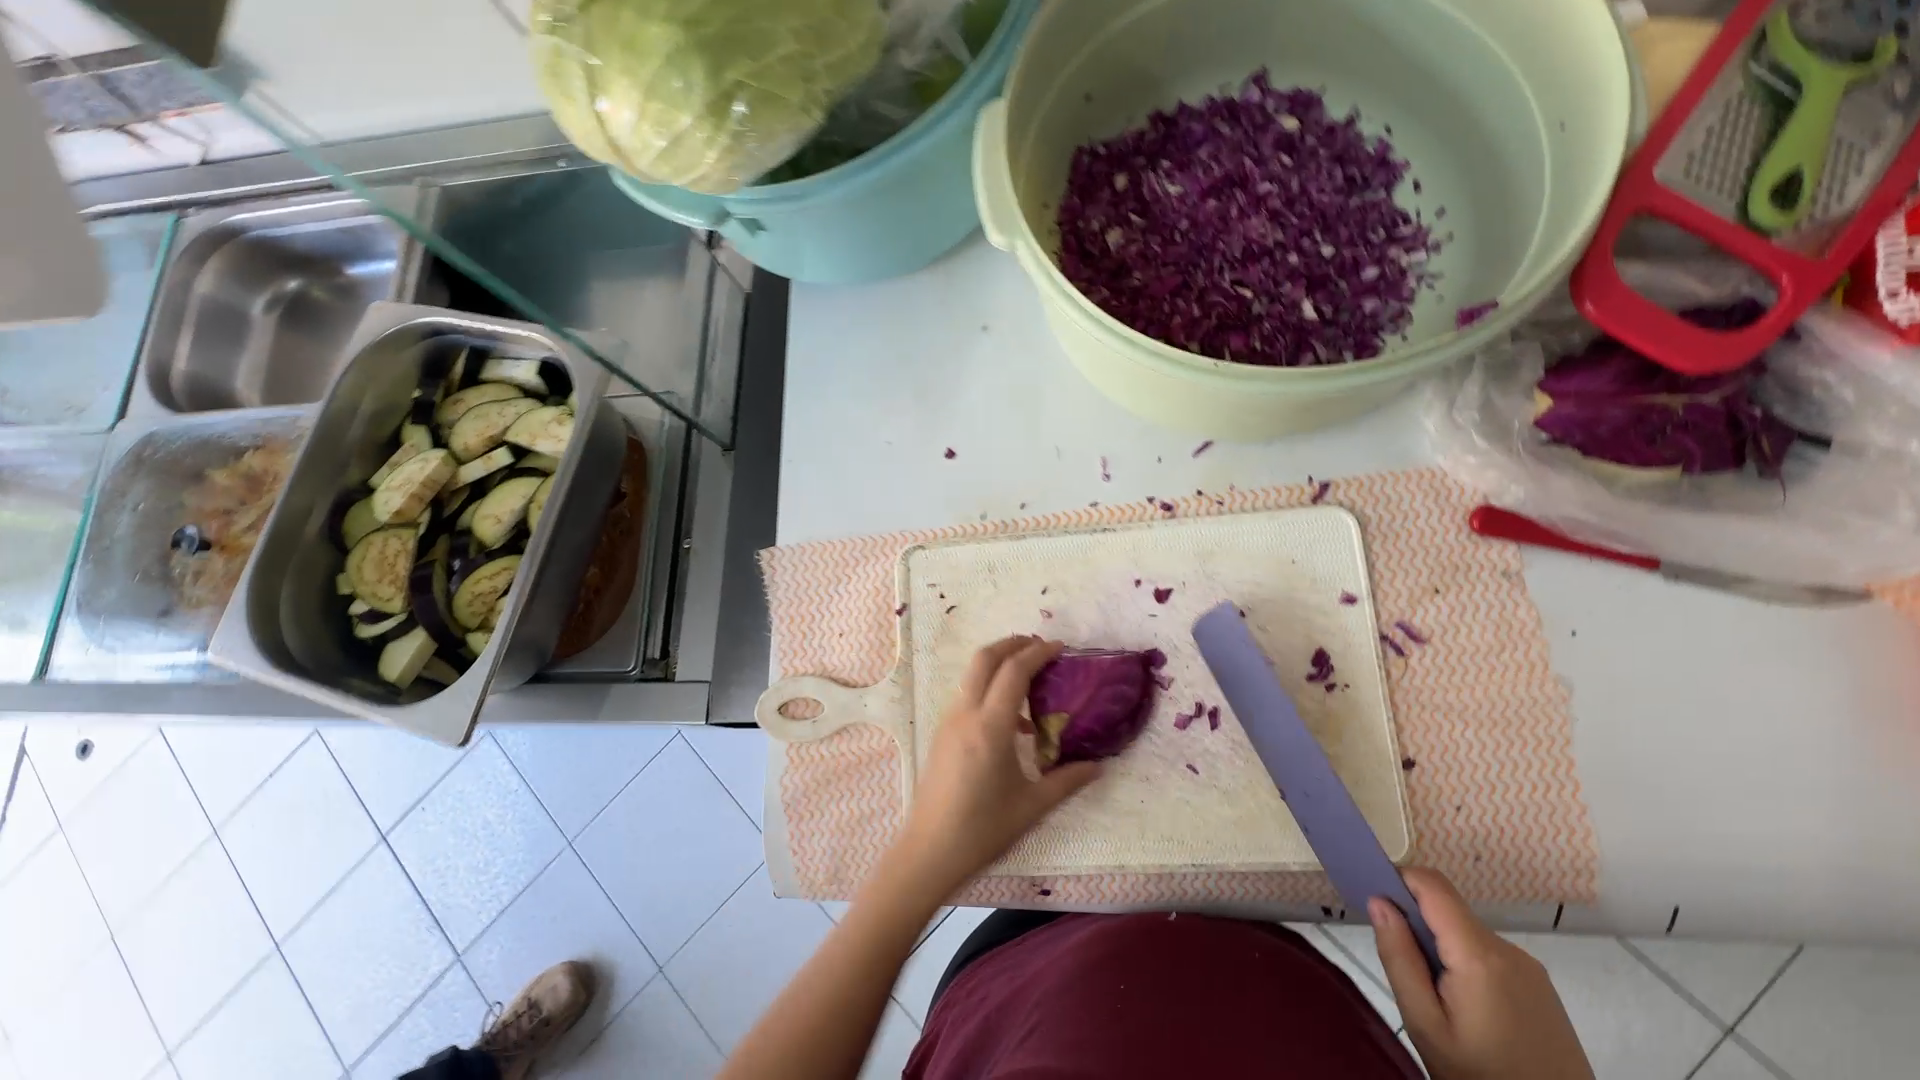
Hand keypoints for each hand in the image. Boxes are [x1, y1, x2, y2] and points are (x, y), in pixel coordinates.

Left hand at [891, 636, 1101, 896]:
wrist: (929, 851)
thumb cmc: (982, 829)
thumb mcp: (1032, 806)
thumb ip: (1067, 781)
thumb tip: (1097, 766)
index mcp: (990, 727)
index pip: (1013, 671)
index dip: (1038, 653)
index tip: (1060, 648)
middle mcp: (965, 715)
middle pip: (985, 658)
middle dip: (1012, 644)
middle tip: (1041, 648)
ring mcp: (948, 723)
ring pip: (972, 675)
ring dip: (999, 664)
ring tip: (1030, 678)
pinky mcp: (942, 735)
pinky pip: (967, 696)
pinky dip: (989, 688)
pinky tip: (1011, 720)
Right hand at [1371, 869, 1593, 1079]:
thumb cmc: (1480, 1074)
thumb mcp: (1424, 1023)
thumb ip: (1399, 957)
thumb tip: (1378, 902)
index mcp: (1478, 953)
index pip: (1432, 884)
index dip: (1397, 879)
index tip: (1373, 900)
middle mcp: (1508, 948)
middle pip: (1448, 911)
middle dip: (1416, 926)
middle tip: (1403, 972)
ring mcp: (1528, 967)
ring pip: (1466, 935)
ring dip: (1441, 951)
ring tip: (1438, 1003)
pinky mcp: (1539, 986)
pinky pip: (1489, 957)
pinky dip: (1465, 967)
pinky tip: (1467, 1013)